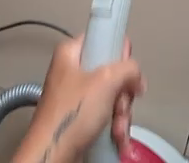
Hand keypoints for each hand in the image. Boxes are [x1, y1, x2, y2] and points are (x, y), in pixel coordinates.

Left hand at [12, 36, 144, 162]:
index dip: (119, 53)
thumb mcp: (107, 80)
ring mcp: (75, 97)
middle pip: (112, 71)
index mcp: (71, 52)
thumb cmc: (72, 114)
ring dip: (121, 114)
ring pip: (111, 96)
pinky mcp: (78, 119)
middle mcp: (72, 71)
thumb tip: (137, 77)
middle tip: (120, 105)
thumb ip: (129, 68)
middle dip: (123, 94)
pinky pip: (104, 115)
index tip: (125, 70)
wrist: (51, 157)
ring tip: (117, 129)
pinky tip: (117, 139)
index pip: (104, 37)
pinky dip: (114, 126)